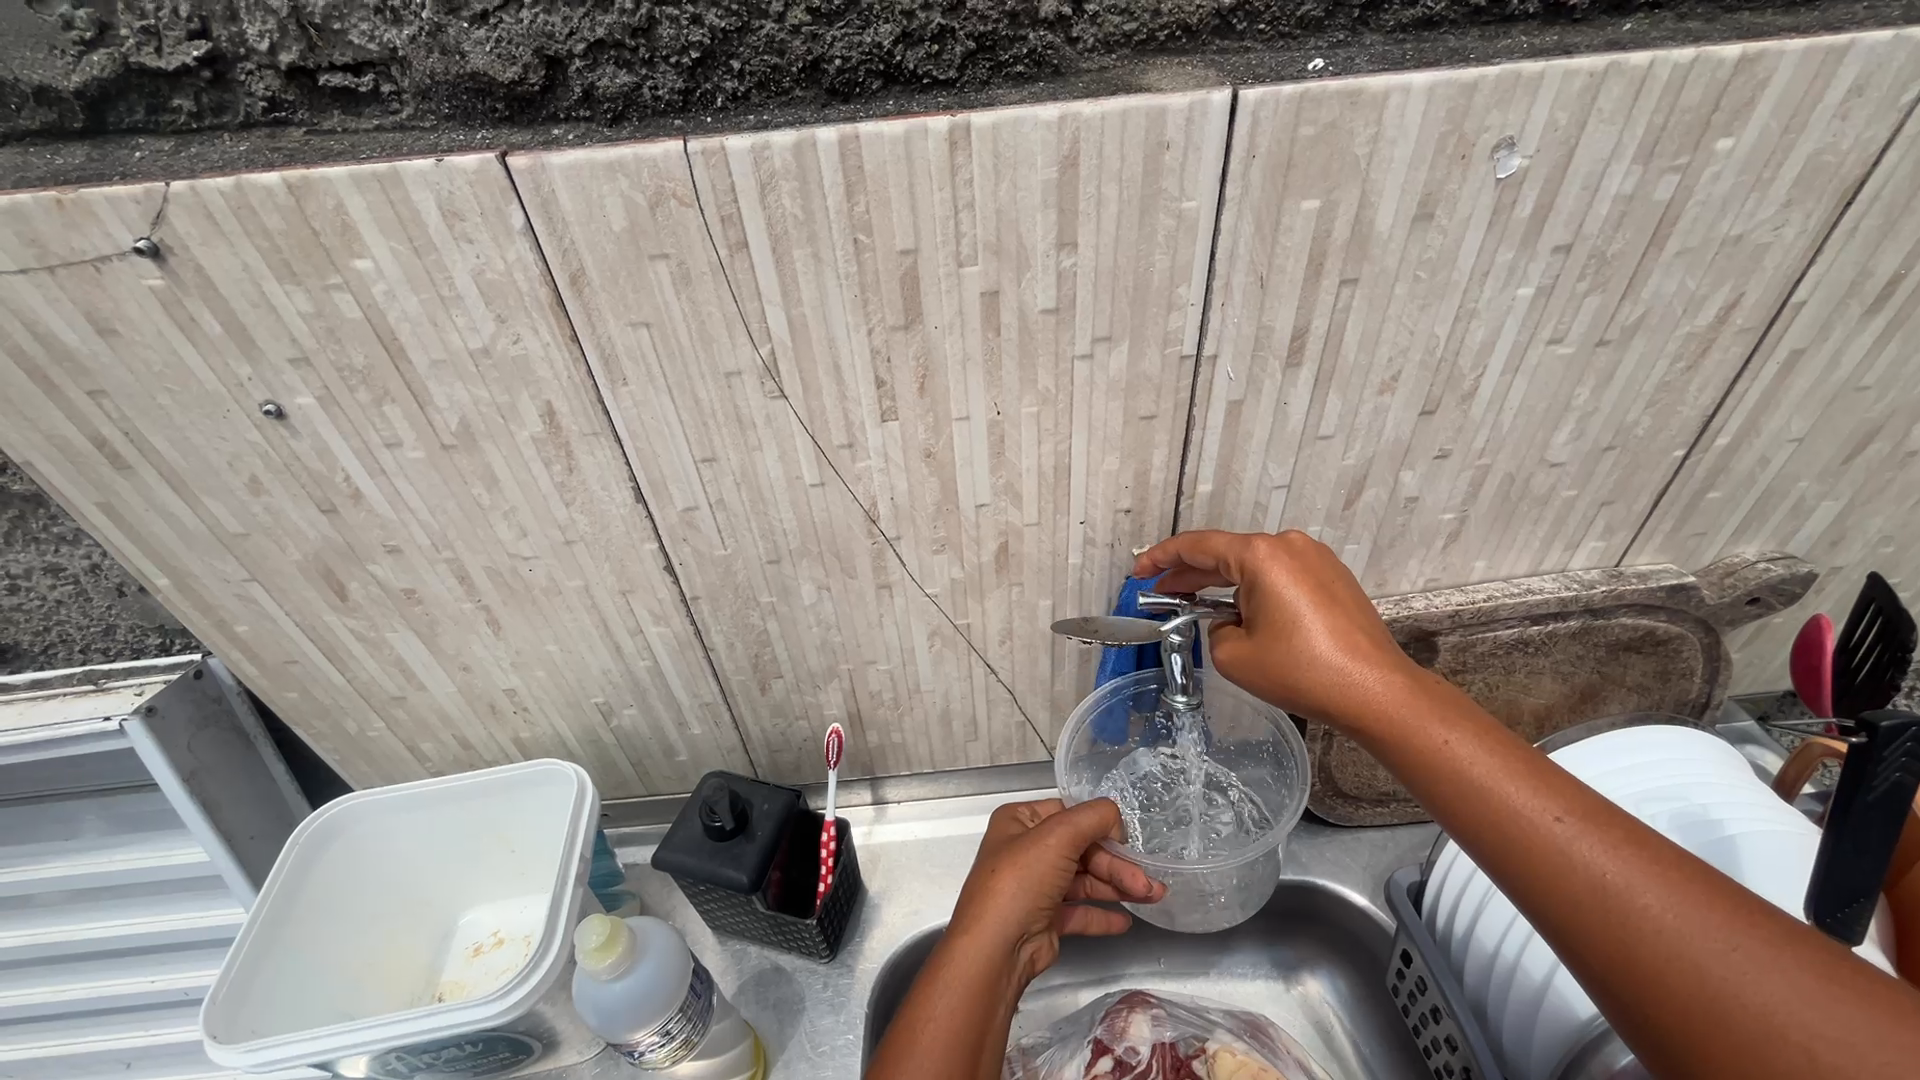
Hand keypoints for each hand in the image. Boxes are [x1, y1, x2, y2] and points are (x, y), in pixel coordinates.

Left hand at [946, 798, 1165, 984]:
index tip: (1128, 841)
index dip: (1098, 825)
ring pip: (1083, 880)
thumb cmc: (1021, 881)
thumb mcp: (1058, 835)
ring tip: (1151, 897)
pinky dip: (1101, 914)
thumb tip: (1116, 820)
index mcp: (1019, 821)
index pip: (1067, 814)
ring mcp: (1033, 887)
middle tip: (1147, 882)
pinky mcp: (1043, 919)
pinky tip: (1125, 920)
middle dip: (1116, 865)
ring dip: (1117, 887)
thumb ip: (1094, 818)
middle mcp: (1024, 850)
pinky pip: (1078, 911)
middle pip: (1080, 850)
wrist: (996, 948)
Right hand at [1132, 529, 1422, 728]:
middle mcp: (1289, 545)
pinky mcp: (1333, 578)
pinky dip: (1255, 589)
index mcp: (1261, 555)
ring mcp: (1316, 559)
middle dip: (1190, 574)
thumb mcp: (1232, 655)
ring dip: (1224, 583)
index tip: (1138, 572)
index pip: (1197, 546)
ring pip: (1254, 565)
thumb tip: (1231, 621)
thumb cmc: (1301, 671)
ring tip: (1198, 605)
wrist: (1375, 691)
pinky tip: (1244, 613)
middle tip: (1161, 592)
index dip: (1160, 558)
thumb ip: (1215, 628)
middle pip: (1226, 553)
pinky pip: (1281, 576)